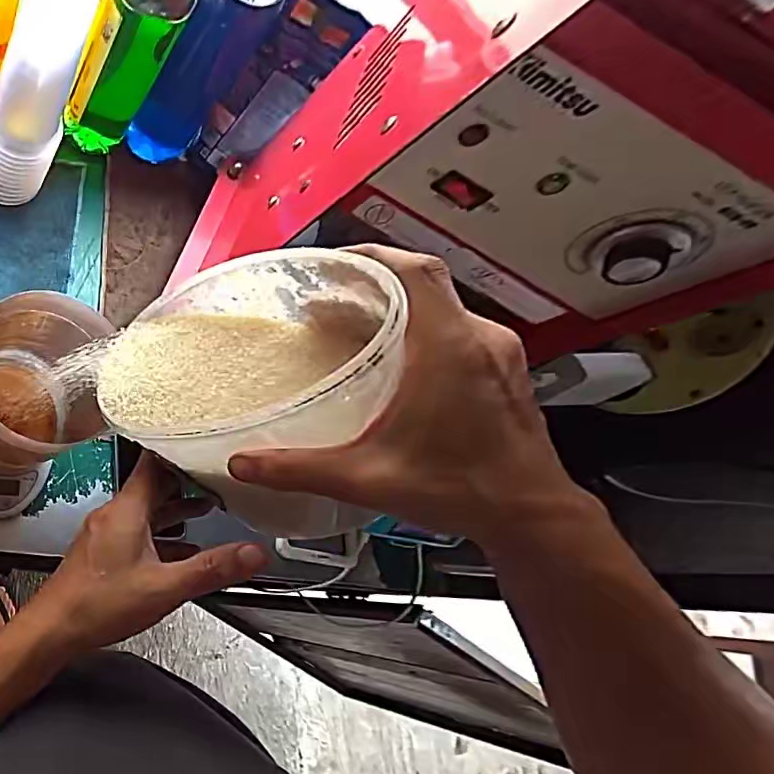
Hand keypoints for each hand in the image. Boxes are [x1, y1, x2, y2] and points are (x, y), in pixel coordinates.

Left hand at [21, 458, 266, 654]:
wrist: (54, 628)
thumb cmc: (94, 605)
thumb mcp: (164, 587)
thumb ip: (211, 569)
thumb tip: (250, 553)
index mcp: (125, 511)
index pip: (153, 463)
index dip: (179, 451)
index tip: (204, 446)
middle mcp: (112, 516)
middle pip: (152, 486)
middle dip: (184, 483)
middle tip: (214, 479)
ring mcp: (104, 533)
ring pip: (144, 510)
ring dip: (172, 509)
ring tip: (202, 509)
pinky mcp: (101, 551)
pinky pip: (135, 531)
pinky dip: (158, 534)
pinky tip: (175, 551)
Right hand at [228, 244, 587, 544]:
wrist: (530, 516)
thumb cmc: (463, 491)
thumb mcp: (366, 479)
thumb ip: (298, 470)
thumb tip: (244, 464)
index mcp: (449, 350)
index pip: (414, 272)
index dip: (370, 256)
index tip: (331, 263)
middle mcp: (478, 341)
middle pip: (421, 285)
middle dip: (368, 286)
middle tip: (322, 304)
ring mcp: (495, 354)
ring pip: (438, 307)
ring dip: (393, 308)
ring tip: (348, 327)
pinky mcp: (499, 371)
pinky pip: (453, 330)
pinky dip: (415, 330)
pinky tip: (388, 359)